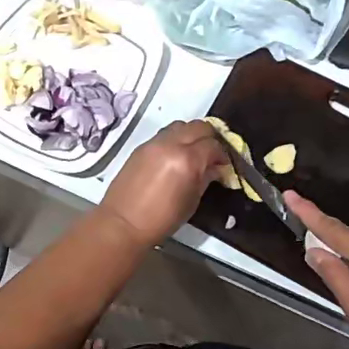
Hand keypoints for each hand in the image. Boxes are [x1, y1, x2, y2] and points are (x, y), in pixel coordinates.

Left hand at [98, 120, 227, 246]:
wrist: (123, 222)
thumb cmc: (162, 219)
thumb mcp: (192, 201)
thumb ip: (206, 178)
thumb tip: (216, 168)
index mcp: (187, 159)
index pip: (213, 145)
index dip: (223, 155)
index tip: (225, 165)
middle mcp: (170, 144)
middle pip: (199, 126)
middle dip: (210, 138)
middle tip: (213, 155)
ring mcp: (154, 143)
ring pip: (180, 126)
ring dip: (191, 135)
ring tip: (194, 153)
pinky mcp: (141, 147)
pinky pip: (164, 134)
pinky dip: (175, 139)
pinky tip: (176, 156)